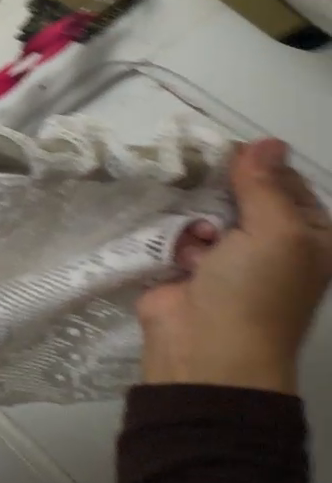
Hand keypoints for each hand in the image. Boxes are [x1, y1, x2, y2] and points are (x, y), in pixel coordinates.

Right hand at [139, 139, 331, 393]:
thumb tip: (266, 141)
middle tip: (191, 176)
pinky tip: (170, 246)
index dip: (256, 166)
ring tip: (191, 230)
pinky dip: (170, 235)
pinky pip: (175, 234)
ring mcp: (228, 255)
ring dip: (191, 217)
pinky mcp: (186, 263)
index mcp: (311, 236)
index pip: (286, 184)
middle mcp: (274, 243)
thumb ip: (265, 187)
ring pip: (203, 212)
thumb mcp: (275, 233)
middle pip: (240, 196)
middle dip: (216, 190)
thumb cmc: (257, 288)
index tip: (219, 149)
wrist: (208, 341)